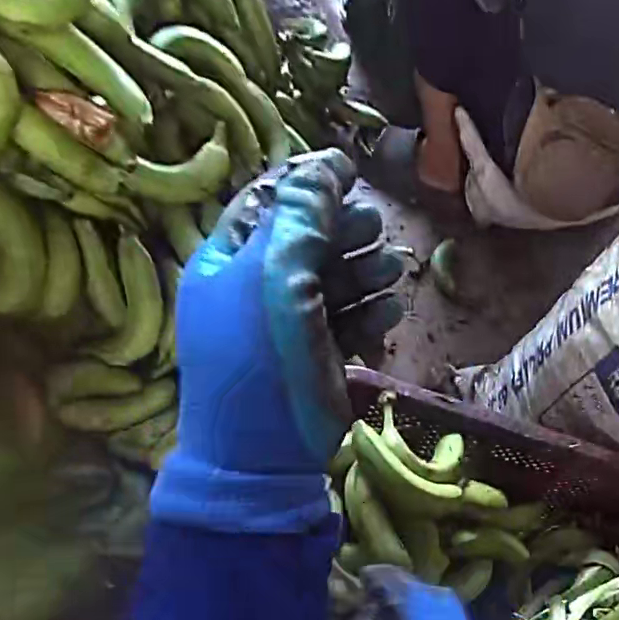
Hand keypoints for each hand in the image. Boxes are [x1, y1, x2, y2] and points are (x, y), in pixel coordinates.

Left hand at [154, 150, 404, 531]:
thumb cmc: (260, 361)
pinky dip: (370, 313)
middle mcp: (256, 289)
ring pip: (334, 281)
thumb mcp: (273, 279)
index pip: (267, 204)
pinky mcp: (318, 357)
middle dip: (342, 230)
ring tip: (390, 268)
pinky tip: (389, 309)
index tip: (349, 170)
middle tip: (374, 226)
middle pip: (307, 240)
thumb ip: (299, 219)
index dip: (307, 184)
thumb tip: (326, 163)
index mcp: (228, 263)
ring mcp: (289, 326)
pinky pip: (348, 322)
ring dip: (364, 270)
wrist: (263, 456)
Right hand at [360, 566, 522, 619]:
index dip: (382, 578)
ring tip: (401, 599)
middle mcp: (449, 619)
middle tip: (379, 585)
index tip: (364, 575)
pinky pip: (452, 608)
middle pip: (423, 587)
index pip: (403, 589)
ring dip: (419, 591)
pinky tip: (422, 616)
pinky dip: (434, 604)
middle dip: (400, 582)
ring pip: (441, 595)